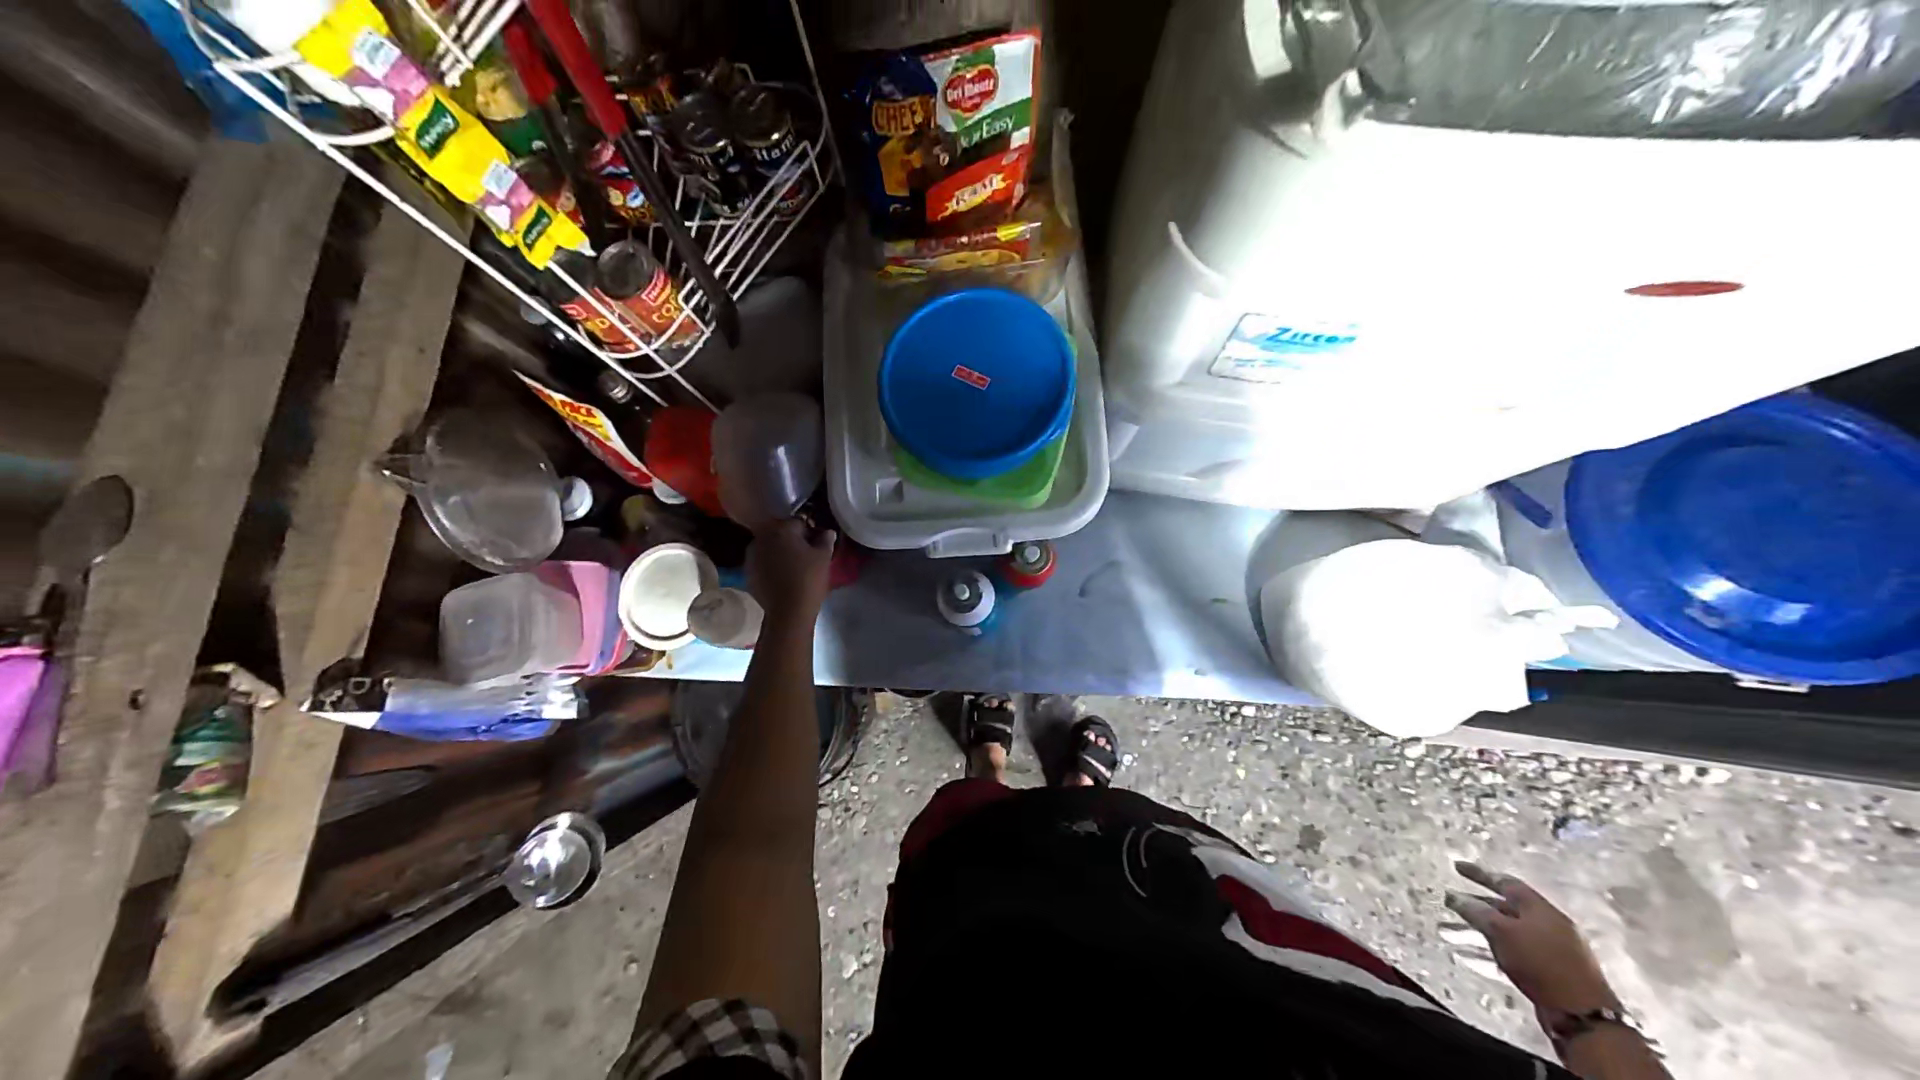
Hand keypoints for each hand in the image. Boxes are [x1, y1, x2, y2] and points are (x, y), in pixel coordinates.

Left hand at [747, 518, 835, 620]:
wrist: (788, 612)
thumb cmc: (808, 580)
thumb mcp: (823, 558)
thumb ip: (825, 540)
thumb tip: (827, 531)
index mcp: (781, 529)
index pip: (798, 523)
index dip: (810, 533)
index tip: (817, 545)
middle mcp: (762, 538)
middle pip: (780, 534)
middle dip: (792, 541)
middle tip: (806, 556)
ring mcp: (751, 556)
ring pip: (770, 548)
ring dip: (780, 553)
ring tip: (794, 568)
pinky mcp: (747, 573)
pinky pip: (762, 563)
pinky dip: (770, 566)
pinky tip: (782, 578)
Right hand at [1447, 862, 1618, 1019]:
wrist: (1581, 1013)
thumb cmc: (1539, 962)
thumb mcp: (1501, 931)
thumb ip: (1476, 911)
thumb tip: (1454, 896)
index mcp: (1540, 908)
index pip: (1505, 882)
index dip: (1479, 873)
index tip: (1457, 867)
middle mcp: (1549, 924)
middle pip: (1506, 908)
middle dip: (1477, 905)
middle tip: (1451, 902)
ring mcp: (1553, 949)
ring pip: (1508, 932)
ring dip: (1480, 931)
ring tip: (1451, 931)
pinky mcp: (1551, 971)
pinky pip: (1514, 952)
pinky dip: (1492, 950)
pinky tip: (1471, 956)